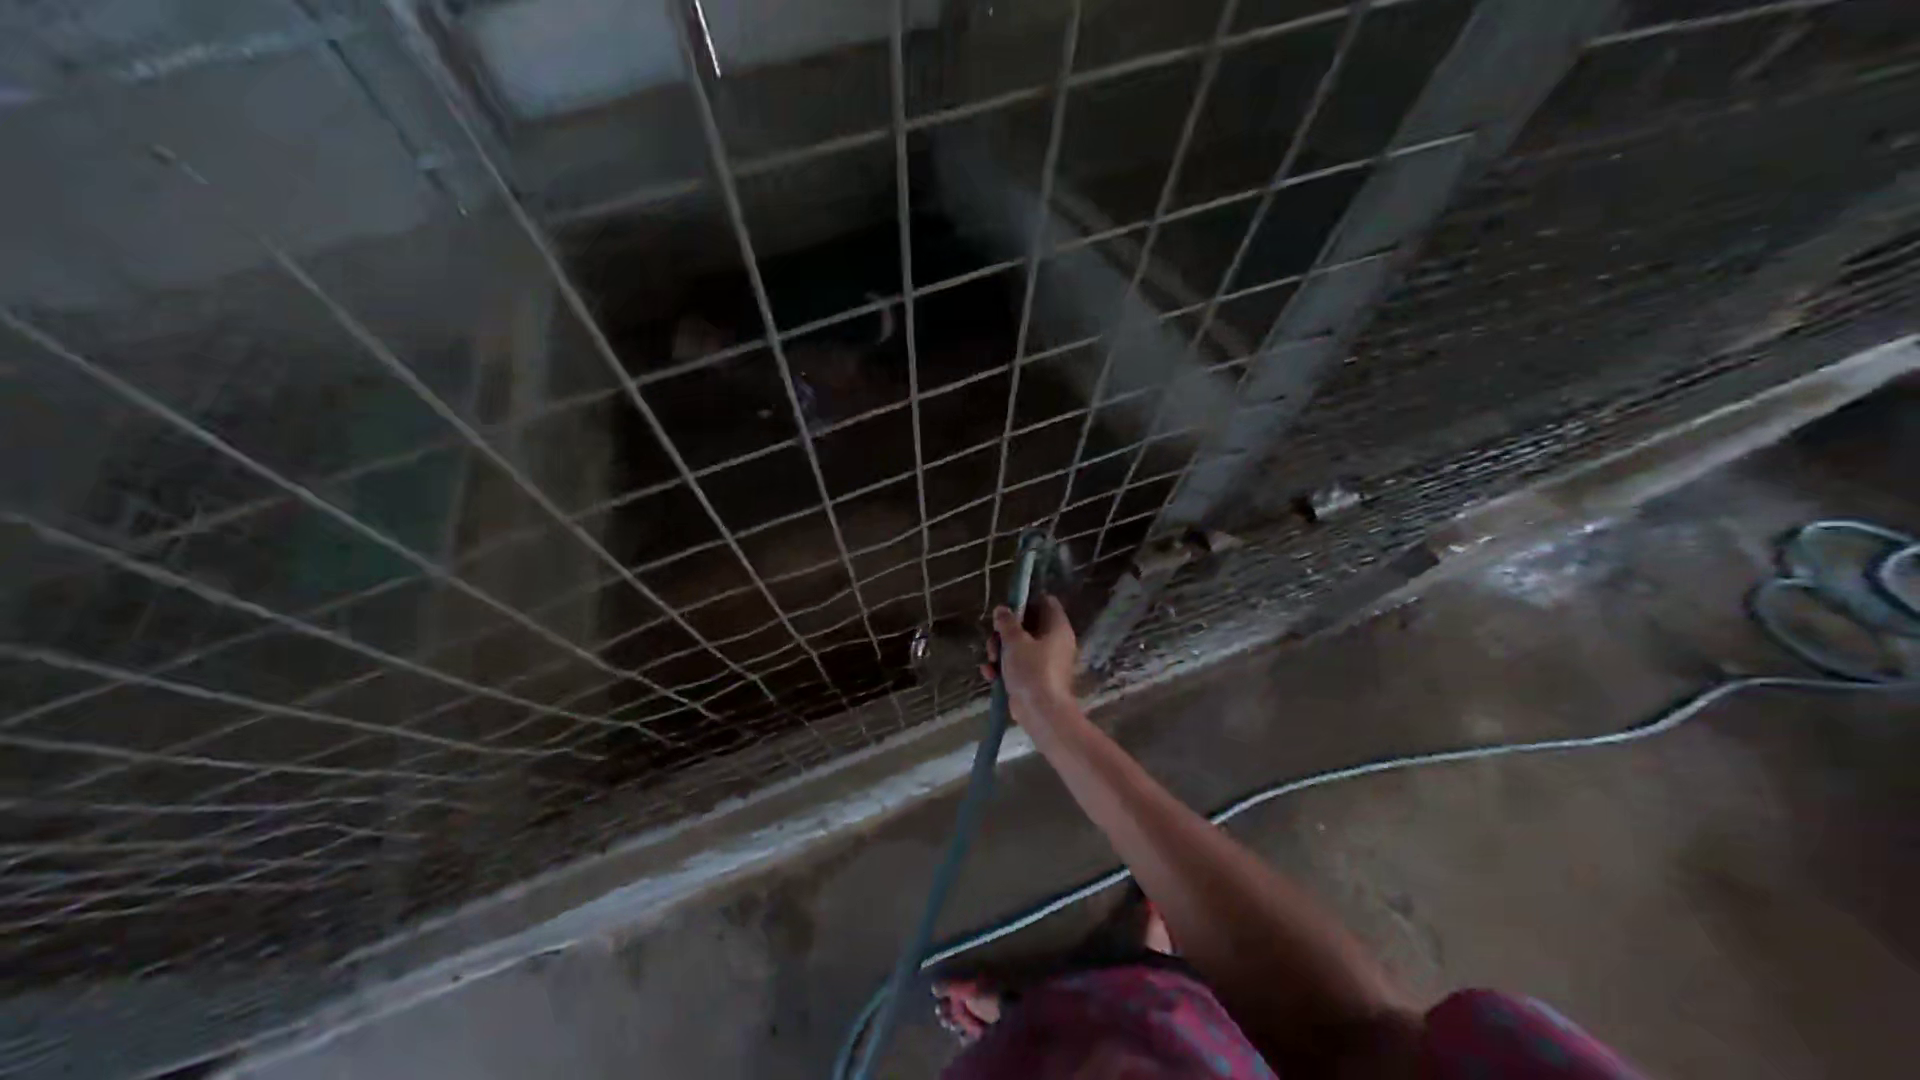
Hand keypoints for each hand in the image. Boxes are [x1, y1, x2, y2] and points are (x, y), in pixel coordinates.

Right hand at [982, 595, 1078, 726]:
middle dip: (1005, 632)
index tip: (1007, 609)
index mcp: (1057, 628)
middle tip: (994, 641)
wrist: (1041, 712)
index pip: (1046, 602)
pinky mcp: (1036, 679)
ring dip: (1000, 652)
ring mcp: (1046, 662)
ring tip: (990, 661)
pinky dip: (1004, 669)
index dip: (1026, 602)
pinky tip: (989, 674)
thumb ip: (1007, 622)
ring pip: (1020, 647)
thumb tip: (1002, 609)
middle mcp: (1055, 642)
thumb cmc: (1031, 670)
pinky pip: (1018, 666)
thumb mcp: (1015, 641)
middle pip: (1028, 626)